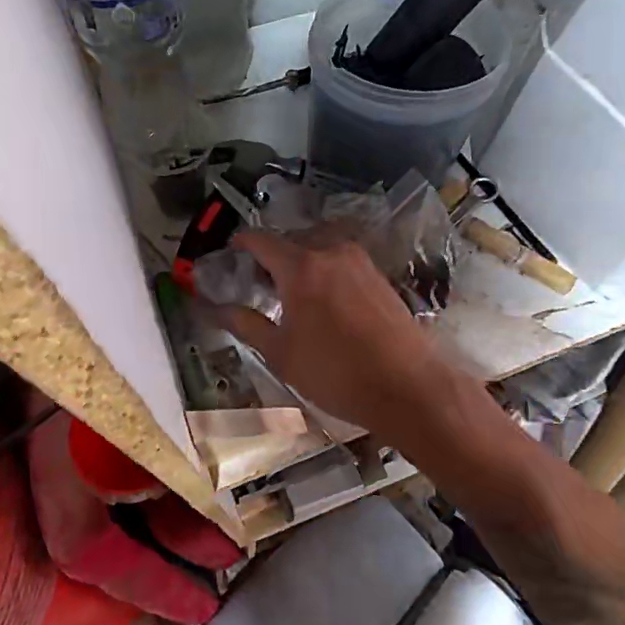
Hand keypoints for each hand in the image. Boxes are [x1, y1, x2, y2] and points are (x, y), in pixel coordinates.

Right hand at [207, 230, 476, 446]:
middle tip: (257, 281)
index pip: (260, 240)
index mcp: (301, 265)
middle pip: (290, 238)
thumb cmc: (335, 372)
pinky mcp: (379, 274)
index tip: (229, 256)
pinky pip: (341, 258)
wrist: (408, 386)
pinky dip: (324, 266)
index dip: (240, 245)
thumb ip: (246, 324)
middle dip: (270, 253)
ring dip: (300, 257)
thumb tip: (216, 309)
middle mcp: (330, 250)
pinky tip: (323, 298)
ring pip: (319, 244)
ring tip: (291, 289)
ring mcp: (359, 260)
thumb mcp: (281, 353)